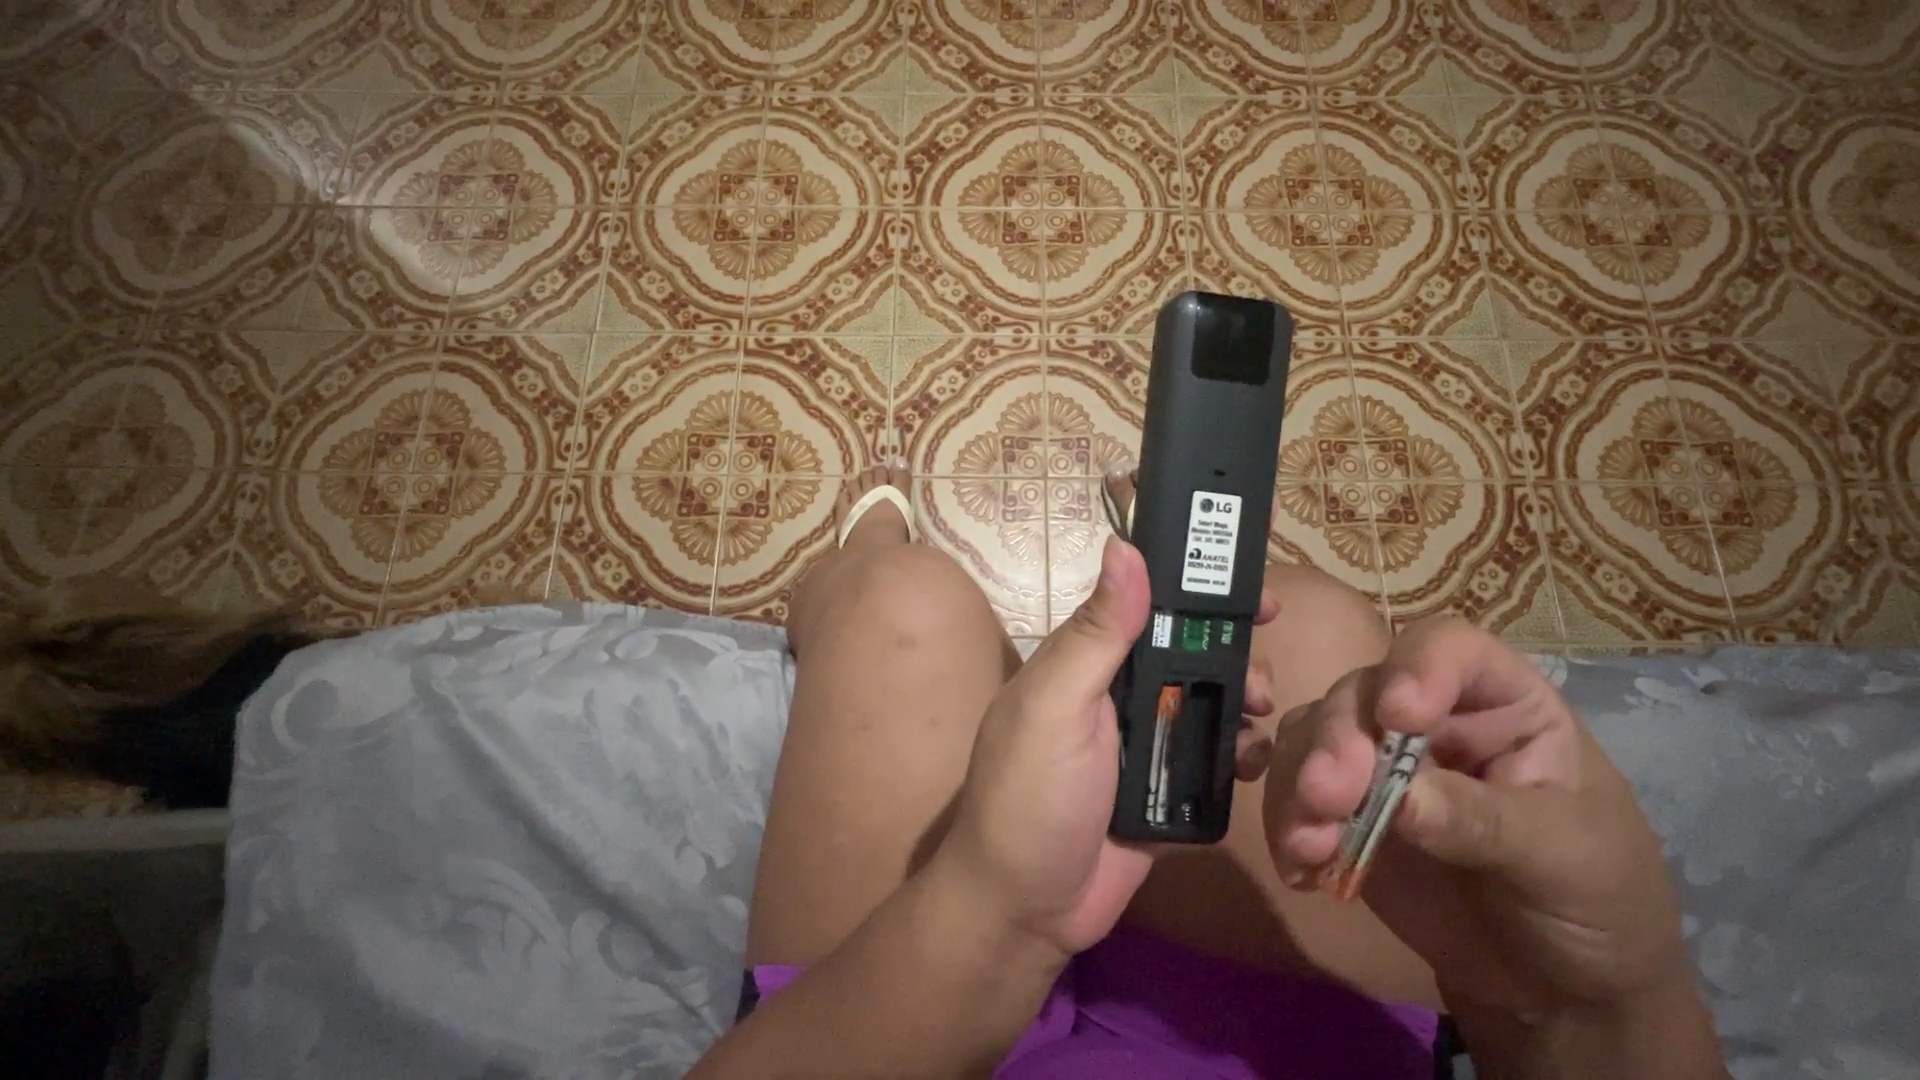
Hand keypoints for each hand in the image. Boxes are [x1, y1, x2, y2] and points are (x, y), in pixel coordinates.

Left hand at [939, 536, 1276, 958]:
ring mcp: (1144, 743)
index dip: (1192, 582)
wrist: (1029, 908)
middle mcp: (1116, 694)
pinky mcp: (1167, 790)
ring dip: (1242, 695)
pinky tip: (1255, 757)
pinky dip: (1240, 751)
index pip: (1142, 602)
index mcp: (1084, 663)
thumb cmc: (1031, 796)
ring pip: (1208, 700)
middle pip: (1185, 649)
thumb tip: (1124, 546)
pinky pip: (1214, 757)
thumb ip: (1094, 634)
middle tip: (1268, 640)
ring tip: (1261, 707)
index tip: (1245, 574)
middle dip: (1230, 641)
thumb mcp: (1055, 705)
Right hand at [1263, 617, 1688, 1014]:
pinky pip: (1292, 789)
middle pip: (1361, 693)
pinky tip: (1300, 866)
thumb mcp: (1563, 860)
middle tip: (1325, 796)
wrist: (1554, 993)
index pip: (1451, 651)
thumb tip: (1401, 797)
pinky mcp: (1342, 809)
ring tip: (1307, 845)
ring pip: (1313, 733)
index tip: (1397, 718)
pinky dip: (1284, 819)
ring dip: (1299, 782)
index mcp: (1501, 706)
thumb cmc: (1596, 906)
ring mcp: (1378, 763)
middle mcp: (1430, 720)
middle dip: (1336, 740)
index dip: (1416, 667)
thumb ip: (1482, 821)